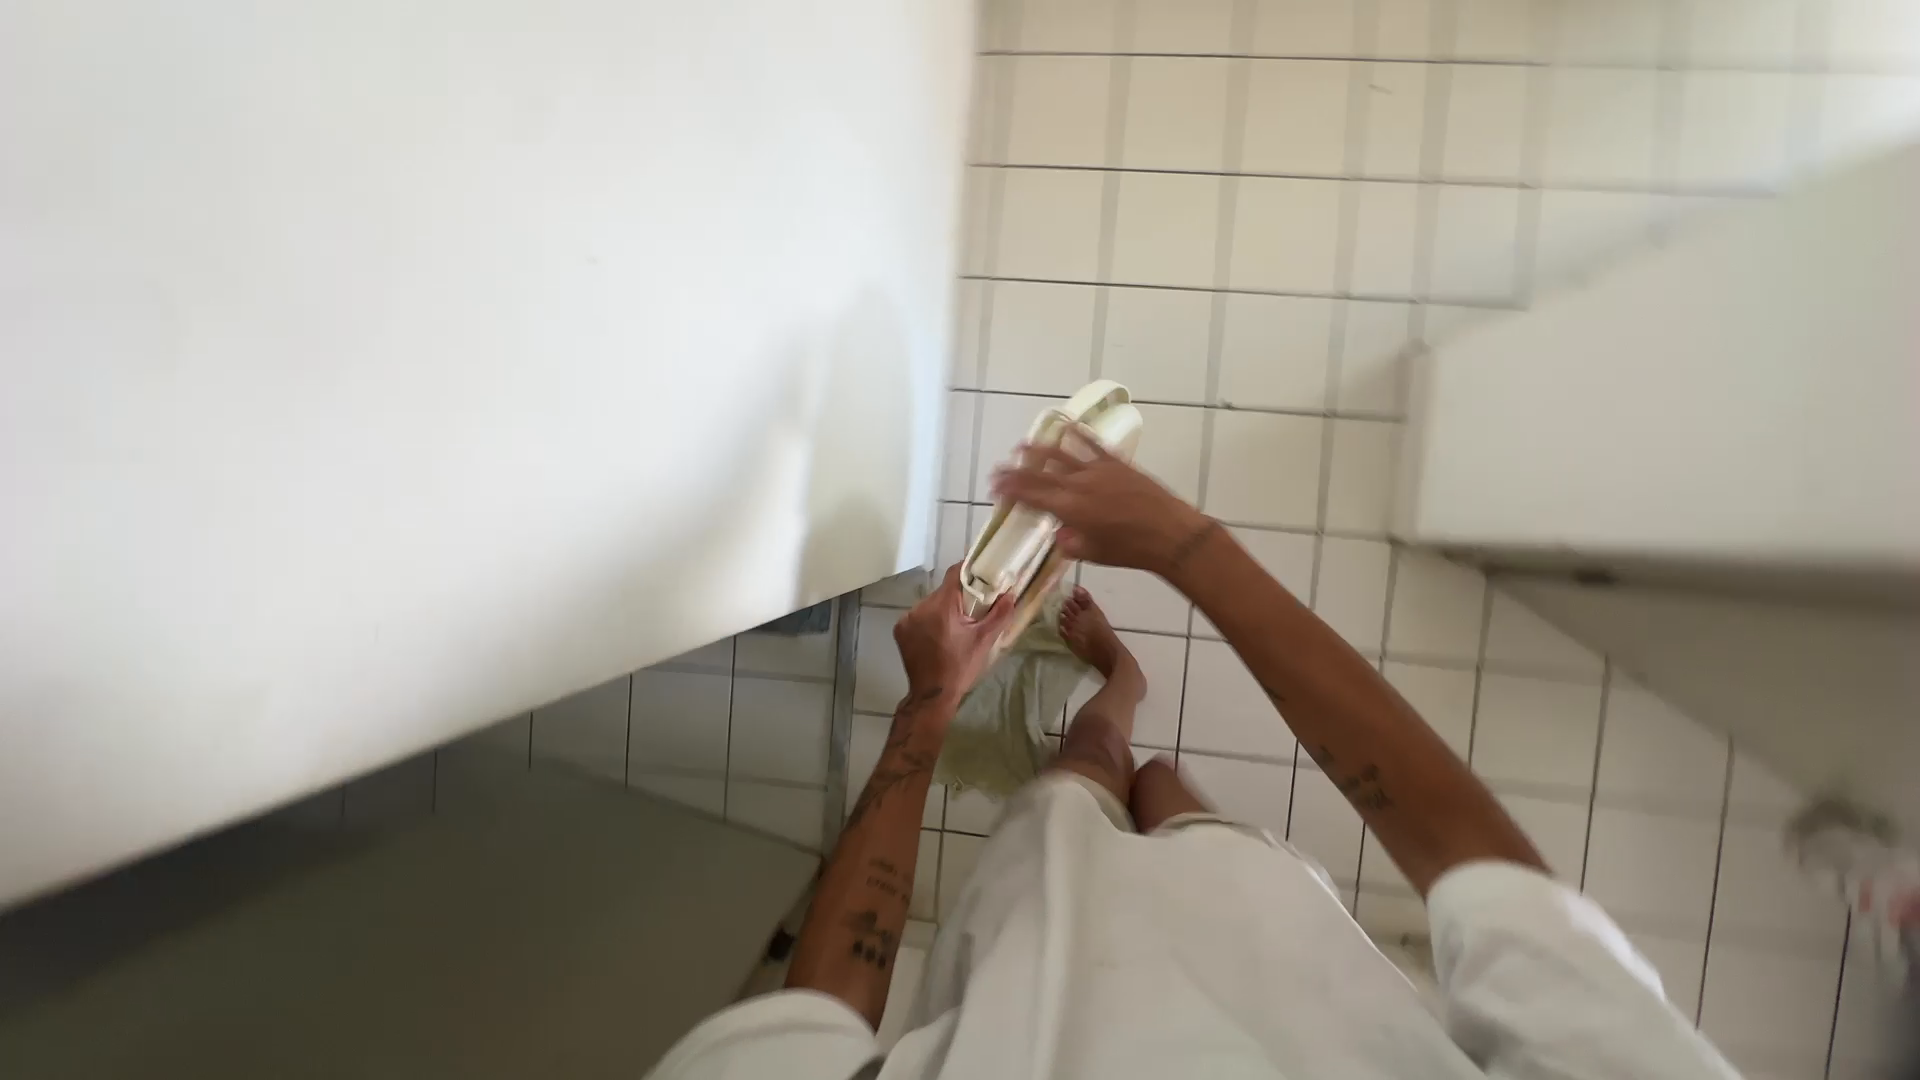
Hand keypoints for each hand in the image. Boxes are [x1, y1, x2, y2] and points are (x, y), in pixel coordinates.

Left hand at [893, 564, 1019, 706]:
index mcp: (941, 606)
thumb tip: (1010, 593)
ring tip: (955, 627)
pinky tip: (938, 635)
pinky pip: (918, 616)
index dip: (969, 570)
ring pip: (931, 603)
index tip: (981, 573)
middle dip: (958, 597)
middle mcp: (920, 607)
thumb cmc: (961, 667)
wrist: (932, 695)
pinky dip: (929, 621)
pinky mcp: (900, 629)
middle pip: (944, 590)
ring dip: (943, 609)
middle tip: (972, 610)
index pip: (955, 573)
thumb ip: (1000, 614)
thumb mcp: (985, 641)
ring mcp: (907, 619)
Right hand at [989, 431, 1219, 577]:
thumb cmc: (1130, 550)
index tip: (995, 488)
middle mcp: (1079, 485)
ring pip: (1061, 455)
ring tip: (1021, 446)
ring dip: (1038, 450)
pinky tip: (1066, 427)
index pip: (1031, 495)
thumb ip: (1071, 542)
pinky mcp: (1117, 464)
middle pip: (1040, 474)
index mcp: (1070, 509)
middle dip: (1016, 472)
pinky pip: (1092, 445)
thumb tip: (1060, 534)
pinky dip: (1077, 435)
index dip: (1010, 490)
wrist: (1170, 534)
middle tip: (998, 470)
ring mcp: (1098, 470)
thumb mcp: (1094, 554)